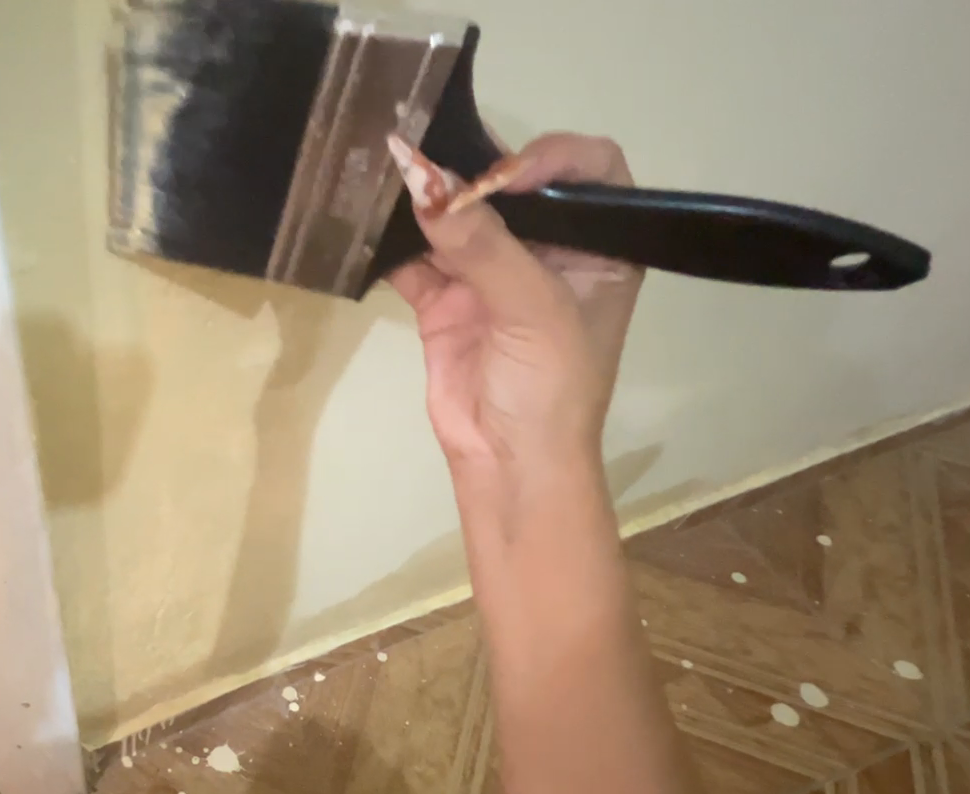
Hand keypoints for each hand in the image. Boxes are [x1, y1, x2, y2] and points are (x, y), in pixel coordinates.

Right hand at [384, 133, 644, 475]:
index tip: (498, 175)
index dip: (547, 158)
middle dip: (470, 173)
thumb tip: (425, 183)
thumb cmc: (551, 385)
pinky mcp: (443, 306)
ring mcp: (488, 280)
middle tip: (428, 155)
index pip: (585, 172)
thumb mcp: (532, 308)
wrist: (506, 461)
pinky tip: (371, 231)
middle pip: (509, 192)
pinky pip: (417, 265)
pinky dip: (394, 250)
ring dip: (424, 208)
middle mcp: (545, 253)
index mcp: (598, 245)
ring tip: (388, 181)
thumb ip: (481, 245)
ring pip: (455, 226)